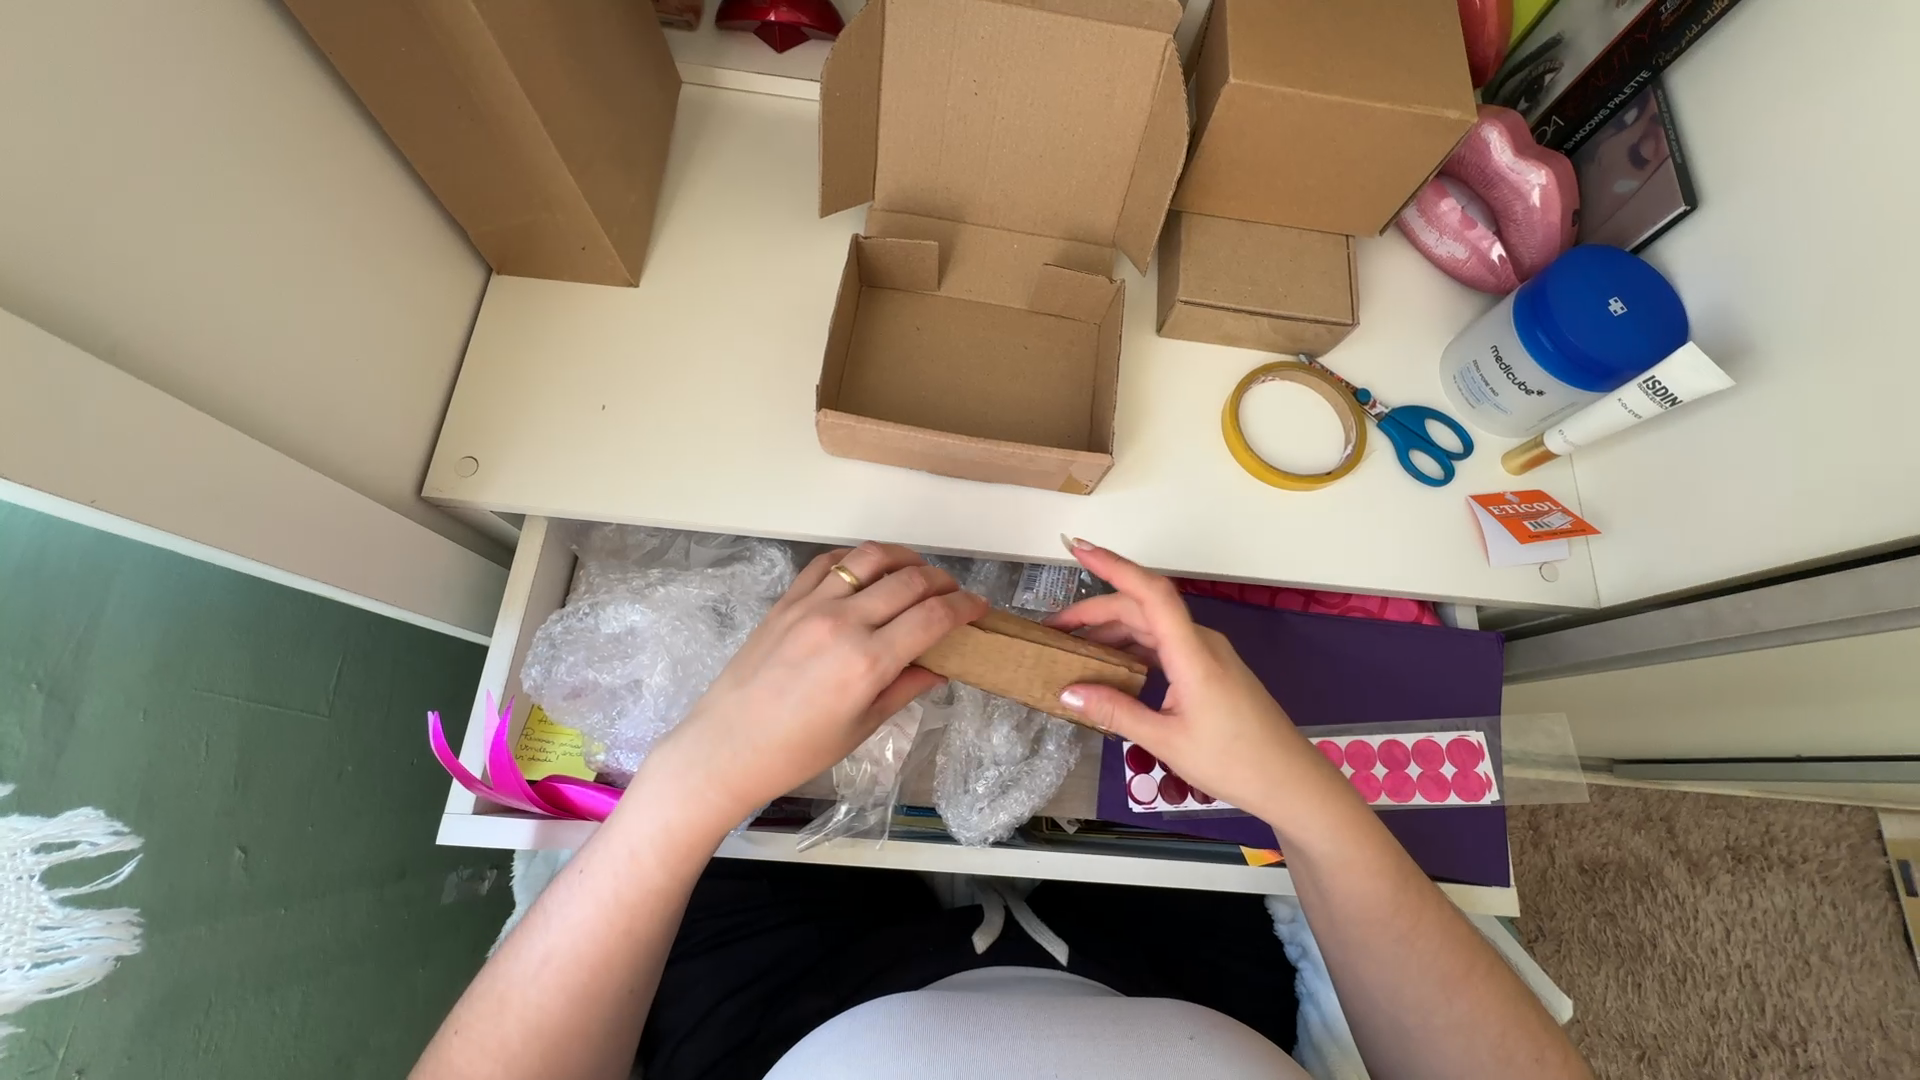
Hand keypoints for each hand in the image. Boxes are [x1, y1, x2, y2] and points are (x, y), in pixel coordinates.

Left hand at [631, 542, 987, 836]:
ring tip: (918, 570)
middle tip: (955, 593)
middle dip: (943, 581)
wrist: (725, 748)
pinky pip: (828, 562)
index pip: (933, 617)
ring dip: (904, 557)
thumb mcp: (862, 727)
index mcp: (868, 662)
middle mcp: (843, 622)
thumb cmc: (797, 751)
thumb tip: (941, 666)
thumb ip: (906, 688)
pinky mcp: (787, 600)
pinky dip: (856, 558)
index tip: (980, 607)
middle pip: (910, 580)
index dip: (965, 607)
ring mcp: (811, 605)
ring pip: (870, 557)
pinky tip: (868, 570)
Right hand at [1046, 539, 1340, 827]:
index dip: (1114, 566)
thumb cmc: (1234, 762)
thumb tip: (1066, 693)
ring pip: (1151, 628)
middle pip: (1142, 609)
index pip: (1150, 593)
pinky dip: (1132, 649)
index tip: (1080, 549)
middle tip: (1053, 629)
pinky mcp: (1210, 668)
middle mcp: (1200, 642)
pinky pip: (1164, 646)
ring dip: (1111, 632)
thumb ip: (1115, 712)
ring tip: (1073, 648)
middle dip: (1095, 611)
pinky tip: (1110, 666)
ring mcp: (1207, 654)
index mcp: (1192, 653)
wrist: (1292, 783)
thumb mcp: (1166, 740)